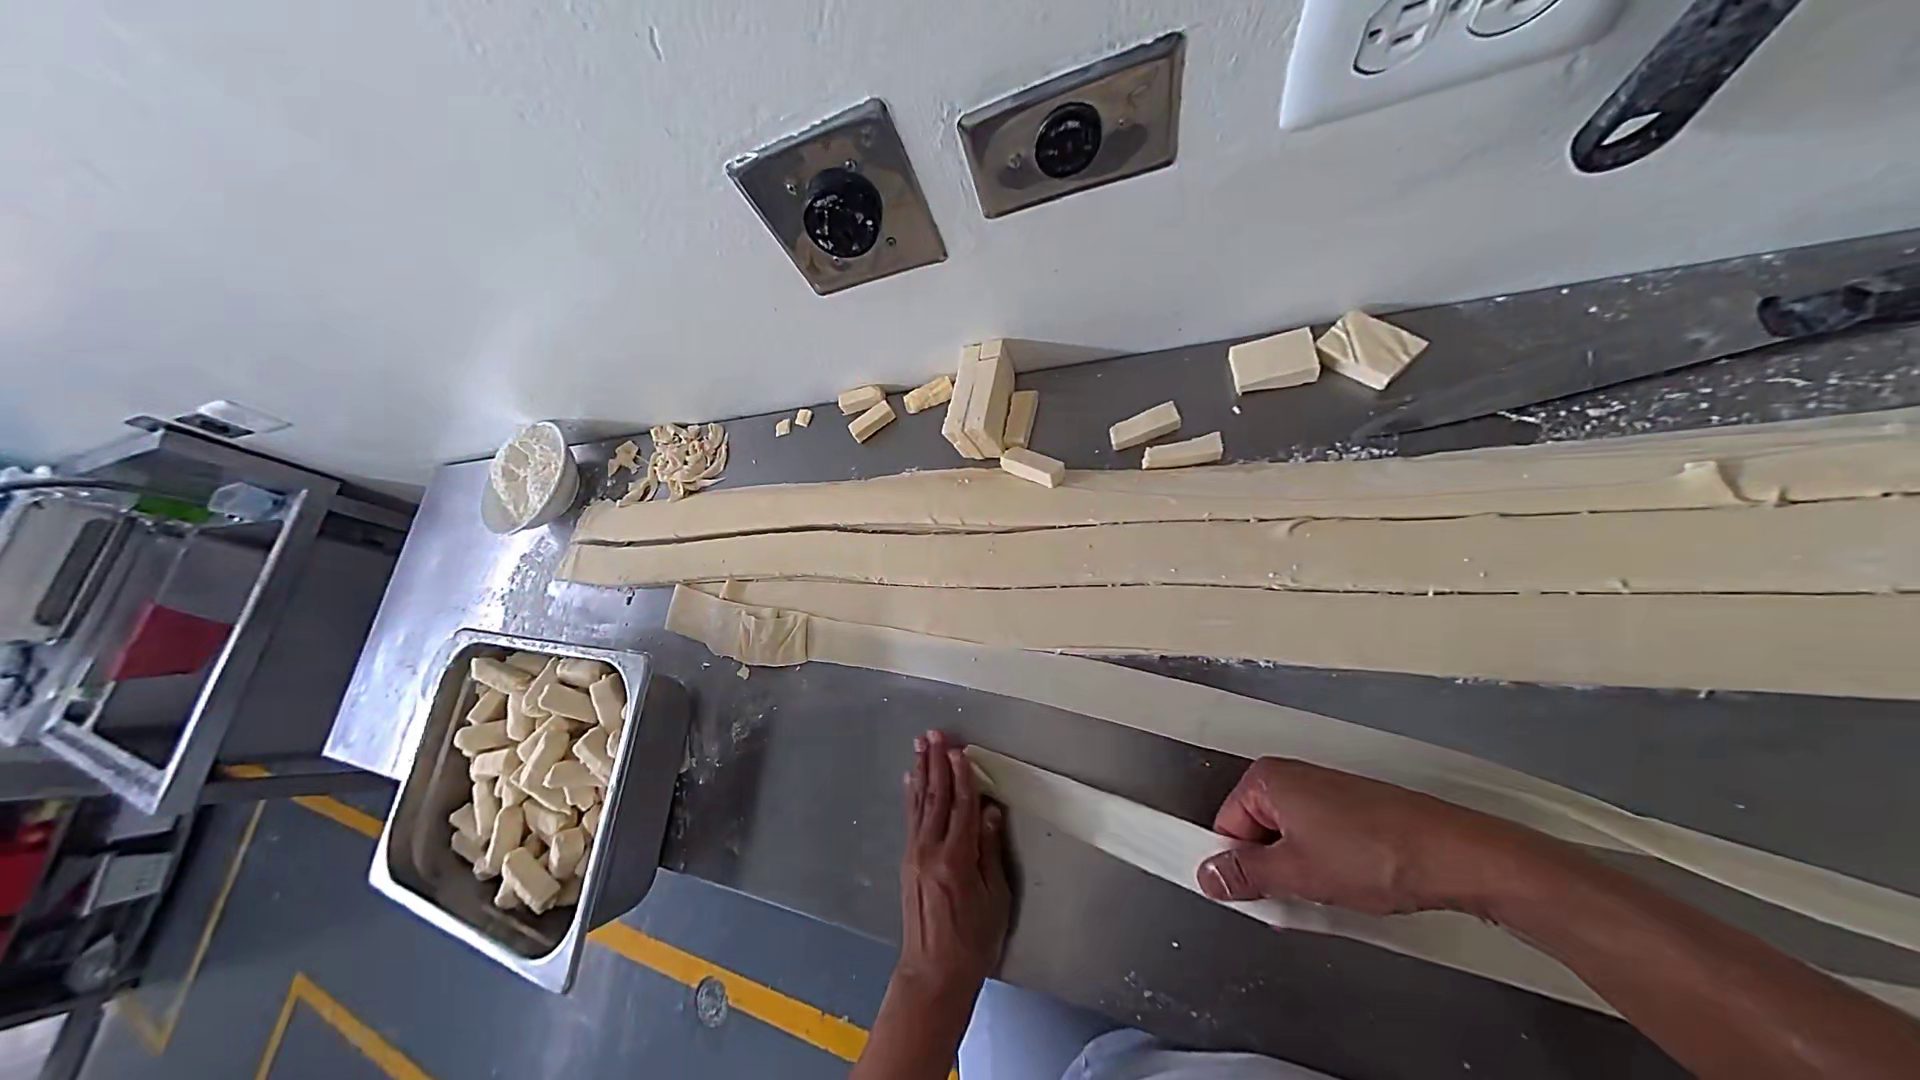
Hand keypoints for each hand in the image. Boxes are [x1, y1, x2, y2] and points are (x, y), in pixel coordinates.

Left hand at [896, 730, 1010, 990]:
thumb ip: (990, 851)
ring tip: (920, 745)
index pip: (961, 806)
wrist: (933, 972)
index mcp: (956, 859)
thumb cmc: (973, 940)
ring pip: (920, 802)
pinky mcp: (908, 860)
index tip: (961, 750)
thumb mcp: (994, 898)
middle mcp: (930, 850)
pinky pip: (911, 818)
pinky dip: (911, 795)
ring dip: (921, 771)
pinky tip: (910, 780)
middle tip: (934, 734)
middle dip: (936, 763)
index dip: (963, 776)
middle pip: (936, 797)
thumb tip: (990, 811)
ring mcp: (915, 853)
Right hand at [1195, 757, 1536, 917]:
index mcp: (1267, 779)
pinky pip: (1316, 841)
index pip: (1225, 826)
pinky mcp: (1350, 812)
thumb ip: (1244, 875)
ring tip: (1328, 893)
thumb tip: (1210, 875)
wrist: (1456, 857)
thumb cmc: (1379, 851)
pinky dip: (1323, 866)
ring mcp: (1324, 794)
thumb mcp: (1296, 874)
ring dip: (1299, 873)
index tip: (1247, 893)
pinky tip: (1346, 886)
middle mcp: (1292, 778)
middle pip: (1256, 832)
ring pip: (1288, 841)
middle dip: (1270, 870)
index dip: (1236, 865)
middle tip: (1294, 897)